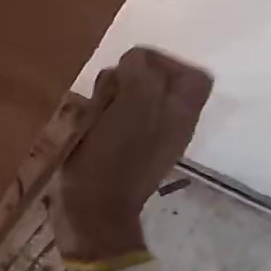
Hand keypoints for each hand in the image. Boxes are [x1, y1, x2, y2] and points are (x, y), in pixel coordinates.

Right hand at [53, 47, 211, 260]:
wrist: (93, 210)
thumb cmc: (116, 158)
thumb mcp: (135, 106)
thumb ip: (141, 74)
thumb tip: (133, 61)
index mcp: (180, 113)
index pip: (188, 73)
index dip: (161, 62)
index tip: (130, 68)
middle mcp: (167, 123)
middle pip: (153, 83)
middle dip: (126, 79)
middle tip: (109, 93)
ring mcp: (141, 138)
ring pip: (125, 98)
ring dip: (105, 97)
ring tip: (92, 112)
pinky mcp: (116, 149)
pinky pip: (108, 119)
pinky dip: (94, 116)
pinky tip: (81, 127)